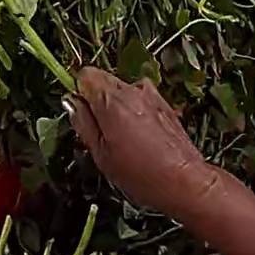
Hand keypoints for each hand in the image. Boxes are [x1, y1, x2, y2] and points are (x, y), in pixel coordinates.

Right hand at [66, 67, 219, 215]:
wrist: (184, 179)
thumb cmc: (140, 173)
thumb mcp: (100, 153)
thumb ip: (83, 122)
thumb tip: (70, 102)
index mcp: (113, 100)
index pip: (85, 74)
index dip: (79, 92)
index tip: (80, 112)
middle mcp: (133, 89)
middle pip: (104, 81)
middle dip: (97, 100)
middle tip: (100, 132)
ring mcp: (151, 94)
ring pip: (122, 90)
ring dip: (117, 107)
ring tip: (122, 138)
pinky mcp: (164, 103)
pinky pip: (139, 99)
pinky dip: (134, 111)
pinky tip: (139, 137)